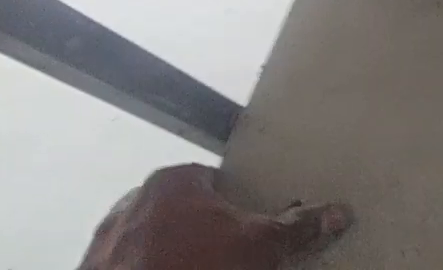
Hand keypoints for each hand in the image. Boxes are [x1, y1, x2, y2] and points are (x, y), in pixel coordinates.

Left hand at [79, 164, 352, 269]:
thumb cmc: (197, 268)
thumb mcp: (258, 247)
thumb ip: (296, 227)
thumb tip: (340, 212)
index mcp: (172, 181)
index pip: (212, 183)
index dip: (230, 209)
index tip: (239, 233)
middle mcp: (131, 202)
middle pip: (177, 212)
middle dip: (196, 234)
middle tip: (217, 258)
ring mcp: (101, 244)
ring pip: (146, 243)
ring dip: (164, 257)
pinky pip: (121, 268)